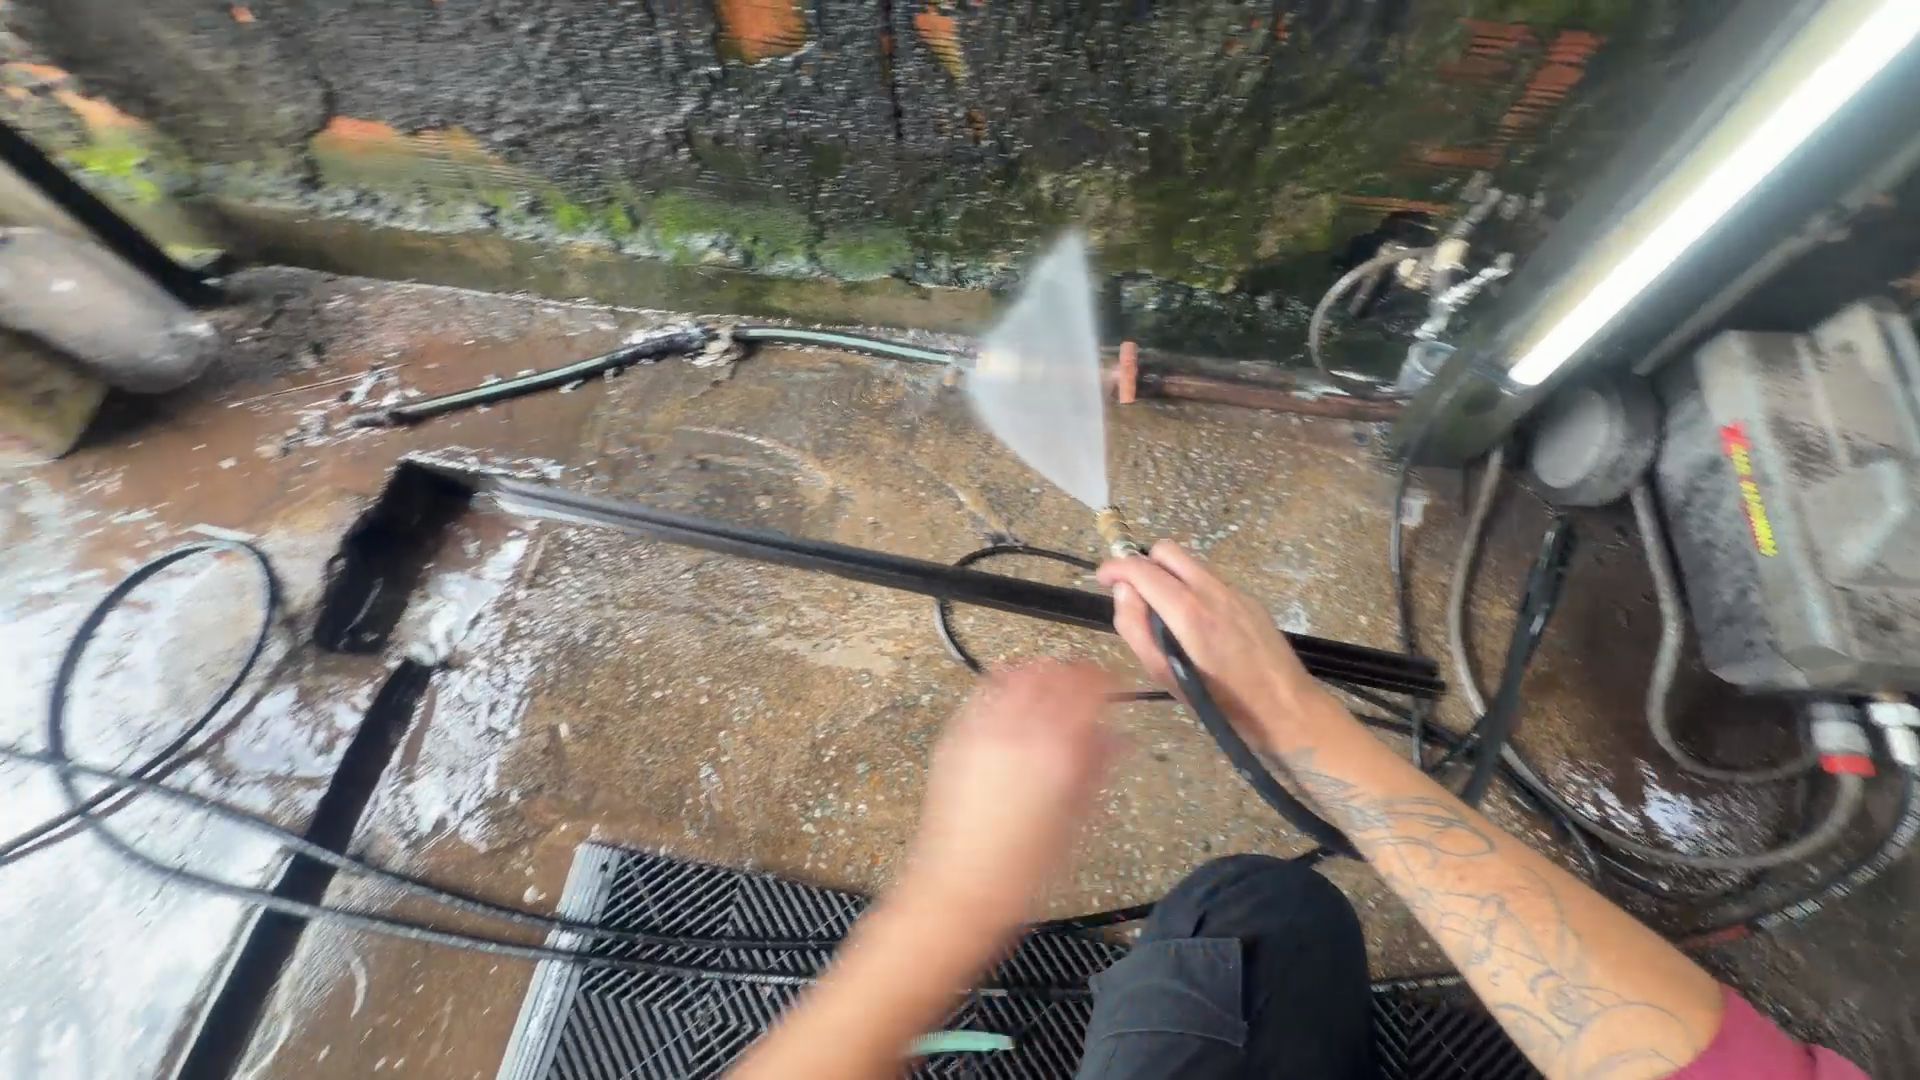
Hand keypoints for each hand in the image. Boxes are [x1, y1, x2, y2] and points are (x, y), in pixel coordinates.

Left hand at [899, 662, 1118, 935]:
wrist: (962, 887)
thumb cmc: (1023, 868)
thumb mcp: (1078, 820)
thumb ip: (1098, 768)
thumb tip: (1116, 739)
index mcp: (1059, 751)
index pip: (1089, 686)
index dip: (1105, 679)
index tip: (1112, 685)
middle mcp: (1021, 730)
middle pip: (1053, 671)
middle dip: (1074, 672)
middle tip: (1085, 683)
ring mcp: (984, 729)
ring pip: (1017, 673)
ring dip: (1039, 672)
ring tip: (1050, 685)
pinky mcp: (957, 736)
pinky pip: (983, 692)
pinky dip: (1002, 685)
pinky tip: (1012, 698)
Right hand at [1097, 542, 1326, 740]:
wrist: (1284, 708)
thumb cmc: (1217, 701)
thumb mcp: (1163, 674)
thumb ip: (1135, 627)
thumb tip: (1123, 592)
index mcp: (1187, 610)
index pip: (1141, 568)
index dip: (1115, 567)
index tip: (1103, 578)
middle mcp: (1211, 590)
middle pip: (1167, 550)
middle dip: (1143, 564)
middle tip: (1135, 593)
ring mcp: (1234, 592)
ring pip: (1190, 564)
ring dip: (1168, 577)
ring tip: (1166, 614)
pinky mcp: (1249, 600)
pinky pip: (1210, 582)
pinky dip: (1193, 591)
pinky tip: (1199, 627)